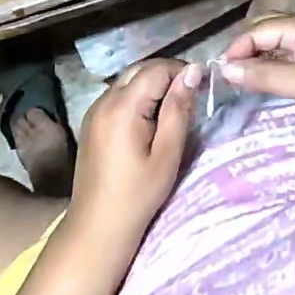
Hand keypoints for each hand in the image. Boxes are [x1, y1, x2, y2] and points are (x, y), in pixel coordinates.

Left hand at [70, 58, 199, 244]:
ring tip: (175, 105)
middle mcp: (104, 99)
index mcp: (122, 106)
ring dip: (152, 83)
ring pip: (127, 80)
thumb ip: (178, 109)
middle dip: (167, 73)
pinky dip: (137, 95)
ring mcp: (94, 109)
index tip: (203, 85)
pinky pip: (117, 94)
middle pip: (139, 69)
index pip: (156, 69)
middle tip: (191, 94)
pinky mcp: (91, 120)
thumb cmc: (138, 194)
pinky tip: (151, 117)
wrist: (97, 224)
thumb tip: (193, 71)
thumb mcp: (167, 154)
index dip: (181, 71)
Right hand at [220, 14, 294, 127]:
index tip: (221, 77)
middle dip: (244, 51)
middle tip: (231, 79)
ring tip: (246, 83)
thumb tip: (224, 70)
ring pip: (275, 43)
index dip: (235, 51)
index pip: (254, 31)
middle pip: (263, 31)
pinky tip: (270, 83)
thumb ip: (263, 75)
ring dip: (259, 59)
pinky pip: (288, 53)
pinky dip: (274, 65)